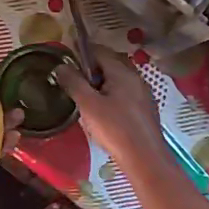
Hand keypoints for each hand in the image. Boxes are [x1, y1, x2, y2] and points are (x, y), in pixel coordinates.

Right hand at [55, 55, 167, 173]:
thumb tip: (61, 66)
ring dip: (103, 82)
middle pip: (111, 63)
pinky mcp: (146, 108)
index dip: (82, 52)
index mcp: (122, 72)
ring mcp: (144, 93)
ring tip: (87, 96)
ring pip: (120, 79)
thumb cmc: (114, 129)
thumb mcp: (88, 105)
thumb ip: (73, 83)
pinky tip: (105, 110)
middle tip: (75, 80)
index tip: (68, 61)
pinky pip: (127, 92)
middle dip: (93, 68)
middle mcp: (136, 77)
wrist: (145, 158)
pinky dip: (113, 94)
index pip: (100, 51)